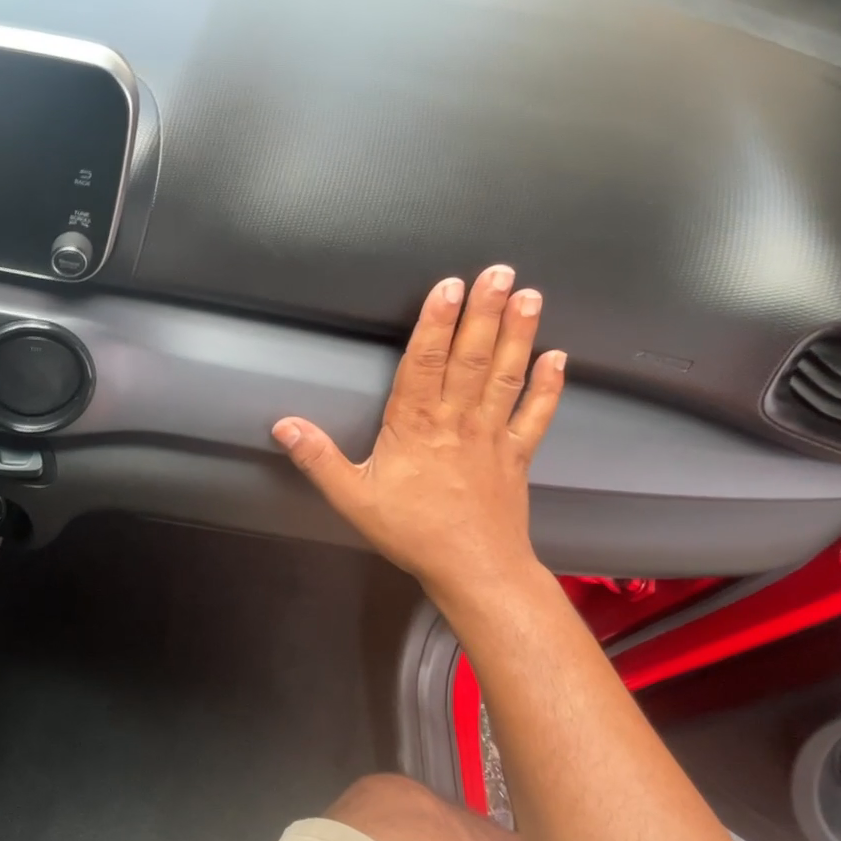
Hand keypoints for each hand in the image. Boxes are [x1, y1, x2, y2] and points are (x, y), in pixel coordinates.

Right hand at [271, 265, 566, 595]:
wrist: (473, 569)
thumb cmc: (409, 531)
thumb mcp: (350, 497)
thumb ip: (318, 458)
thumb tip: (283, 424)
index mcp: (414, 427)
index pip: (424, 364)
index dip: (436, 323)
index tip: (449, 287)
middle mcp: (457, 422)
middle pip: (470, 359)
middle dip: (483, 313)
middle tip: (498, 271)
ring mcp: (493, 436)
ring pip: (505, 376)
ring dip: (518, 334)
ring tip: (528, 295)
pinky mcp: (518, 455)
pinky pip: (536, 414)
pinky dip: (549, 385)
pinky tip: (557, 356)